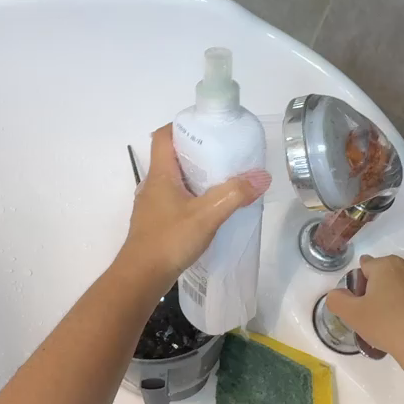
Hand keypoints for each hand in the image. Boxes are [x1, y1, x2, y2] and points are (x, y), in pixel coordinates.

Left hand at [114, 124, 270, 291]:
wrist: (141, 277)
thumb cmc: (169, 240)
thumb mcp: (206, 215)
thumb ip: (234, 194)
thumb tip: (262, 176)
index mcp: (160, 174)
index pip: (163, 135)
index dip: (182, 125)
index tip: (207, 127)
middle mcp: (153, 184)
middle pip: (172, 156)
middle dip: (197, 151)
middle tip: (225, 153)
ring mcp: (152, 204)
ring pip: (175, 179)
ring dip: (196, 176)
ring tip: (223, 179)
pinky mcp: (156, 221)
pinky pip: (175, 198)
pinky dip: (192, 196)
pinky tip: (210, 208)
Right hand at [326, 254, 403, 369]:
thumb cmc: (390, 327)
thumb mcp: (353, 316)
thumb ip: (337, 300)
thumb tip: (336, 294)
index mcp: (386, 265)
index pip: (366, 265)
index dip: (362, 284)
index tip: (363, 304)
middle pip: (391, 272)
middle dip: (385, 288)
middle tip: (381, 315)